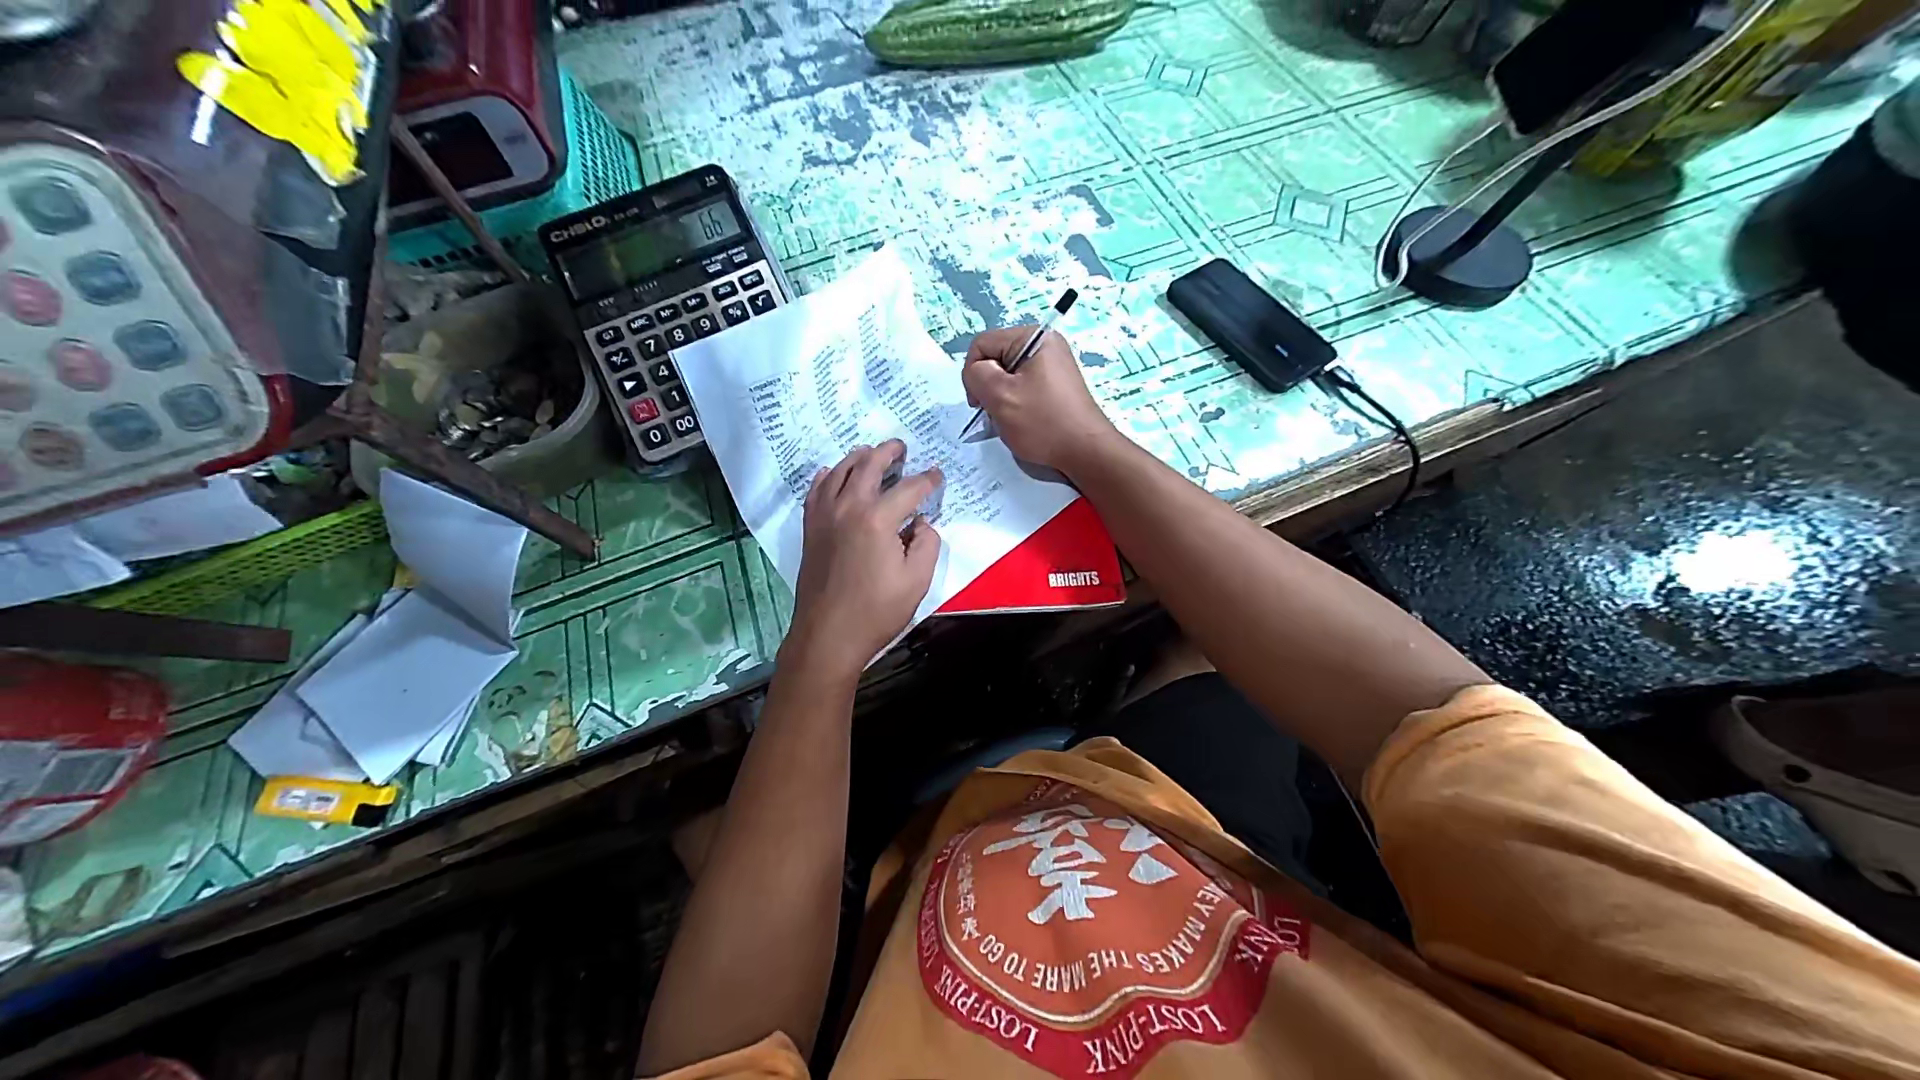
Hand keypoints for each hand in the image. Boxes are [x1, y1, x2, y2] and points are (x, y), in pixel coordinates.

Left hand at [781, 440, 942, 682]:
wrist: (827, 635)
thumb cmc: (876, 611)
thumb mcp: (916, 580)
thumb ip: (926, 544)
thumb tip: (921, 523)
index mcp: (877, 519)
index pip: (909, 488)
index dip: (928, 480)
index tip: (938, 477)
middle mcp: (848, 507)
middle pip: (868, 466)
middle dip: (888, 452)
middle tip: (900, 447)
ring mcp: (824, 516)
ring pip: (839, 472)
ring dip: (858, 458)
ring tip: (870, 453)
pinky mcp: (811, 528)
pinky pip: (817, 490)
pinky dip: (827, 476)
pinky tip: (833, 473)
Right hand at [963, 327, 1121, 474]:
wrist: (1085, 452)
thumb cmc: (1042, 423)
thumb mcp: (1000, 395)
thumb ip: (977, 374)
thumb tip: (977, 373)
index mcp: (1034, 337)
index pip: (982, 344)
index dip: (973, 373)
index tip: (981, 402)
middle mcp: (1045, 345)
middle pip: (995, 358)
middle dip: (989, 386)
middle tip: (997, 412)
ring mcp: (1052, 366)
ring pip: (1007, 376)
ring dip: (1001, 398)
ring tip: (1012, 419)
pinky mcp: (1055, 385)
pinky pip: (1022, 387)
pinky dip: (1015, 404)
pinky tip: (1023, 421)